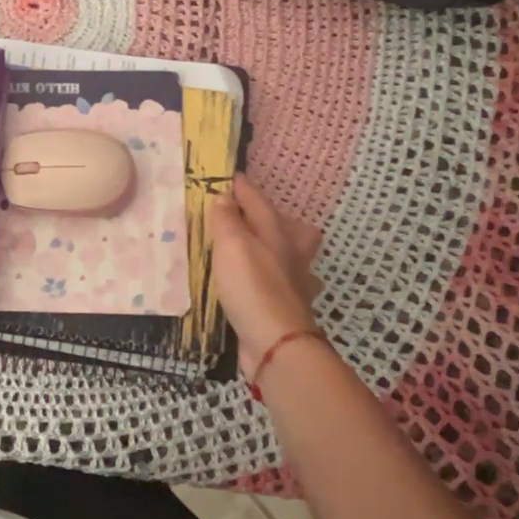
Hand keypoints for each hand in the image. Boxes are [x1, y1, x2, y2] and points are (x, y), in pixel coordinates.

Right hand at [208, 175, 324, 368]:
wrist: (276, 343)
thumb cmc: (253, 287)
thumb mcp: (232, 246)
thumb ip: (227, 220)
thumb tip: (225, 196)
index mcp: (279, 234)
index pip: (259, 202)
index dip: (243, 188)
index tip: (230, 175)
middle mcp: (292, 256)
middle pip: (294, 229)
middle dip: (277, 219)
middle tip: (256, 217)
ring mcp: (294, 285)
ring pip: (292, 259)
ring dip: (278, 251)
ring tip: (254, 252)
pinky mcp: (286, 310)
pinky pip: (280, 286)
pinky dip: (271, 281)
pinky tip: (256, 287)